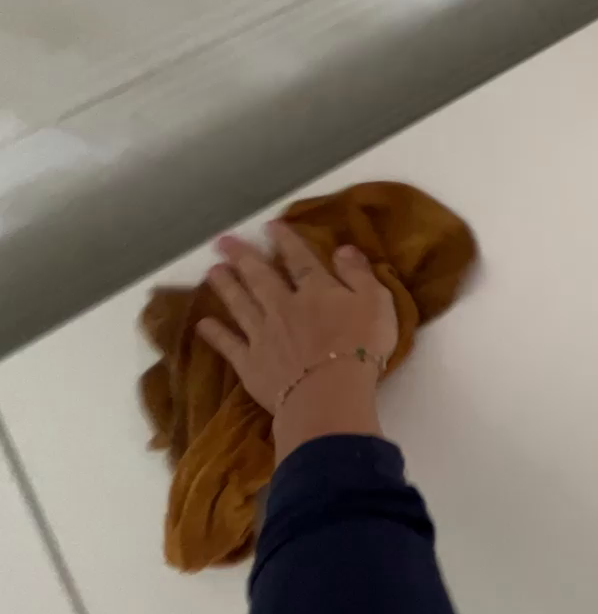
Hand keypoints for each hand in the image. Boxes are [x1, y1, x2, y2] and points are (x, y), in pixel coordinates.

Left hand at [196, 221, 396, 459]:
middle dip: (243, 258)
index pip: (300, 260)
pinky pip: (230, 343)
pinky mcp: (251, 361)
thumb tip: (344, 249)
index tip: (271, 225)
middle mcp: (284, 307)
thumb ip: (359, 274)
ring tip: (212, 271)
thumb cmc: (363, 342)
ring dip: (226, 287)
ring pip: (241, 305)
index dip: (286, 242)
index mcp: (317, 291)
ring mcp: (263, 334)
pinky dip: (216, 333)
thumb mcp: (376, 302)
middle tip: (223, 241)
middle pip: (261, 278)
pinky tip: (204, 324)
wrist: (329, 388)